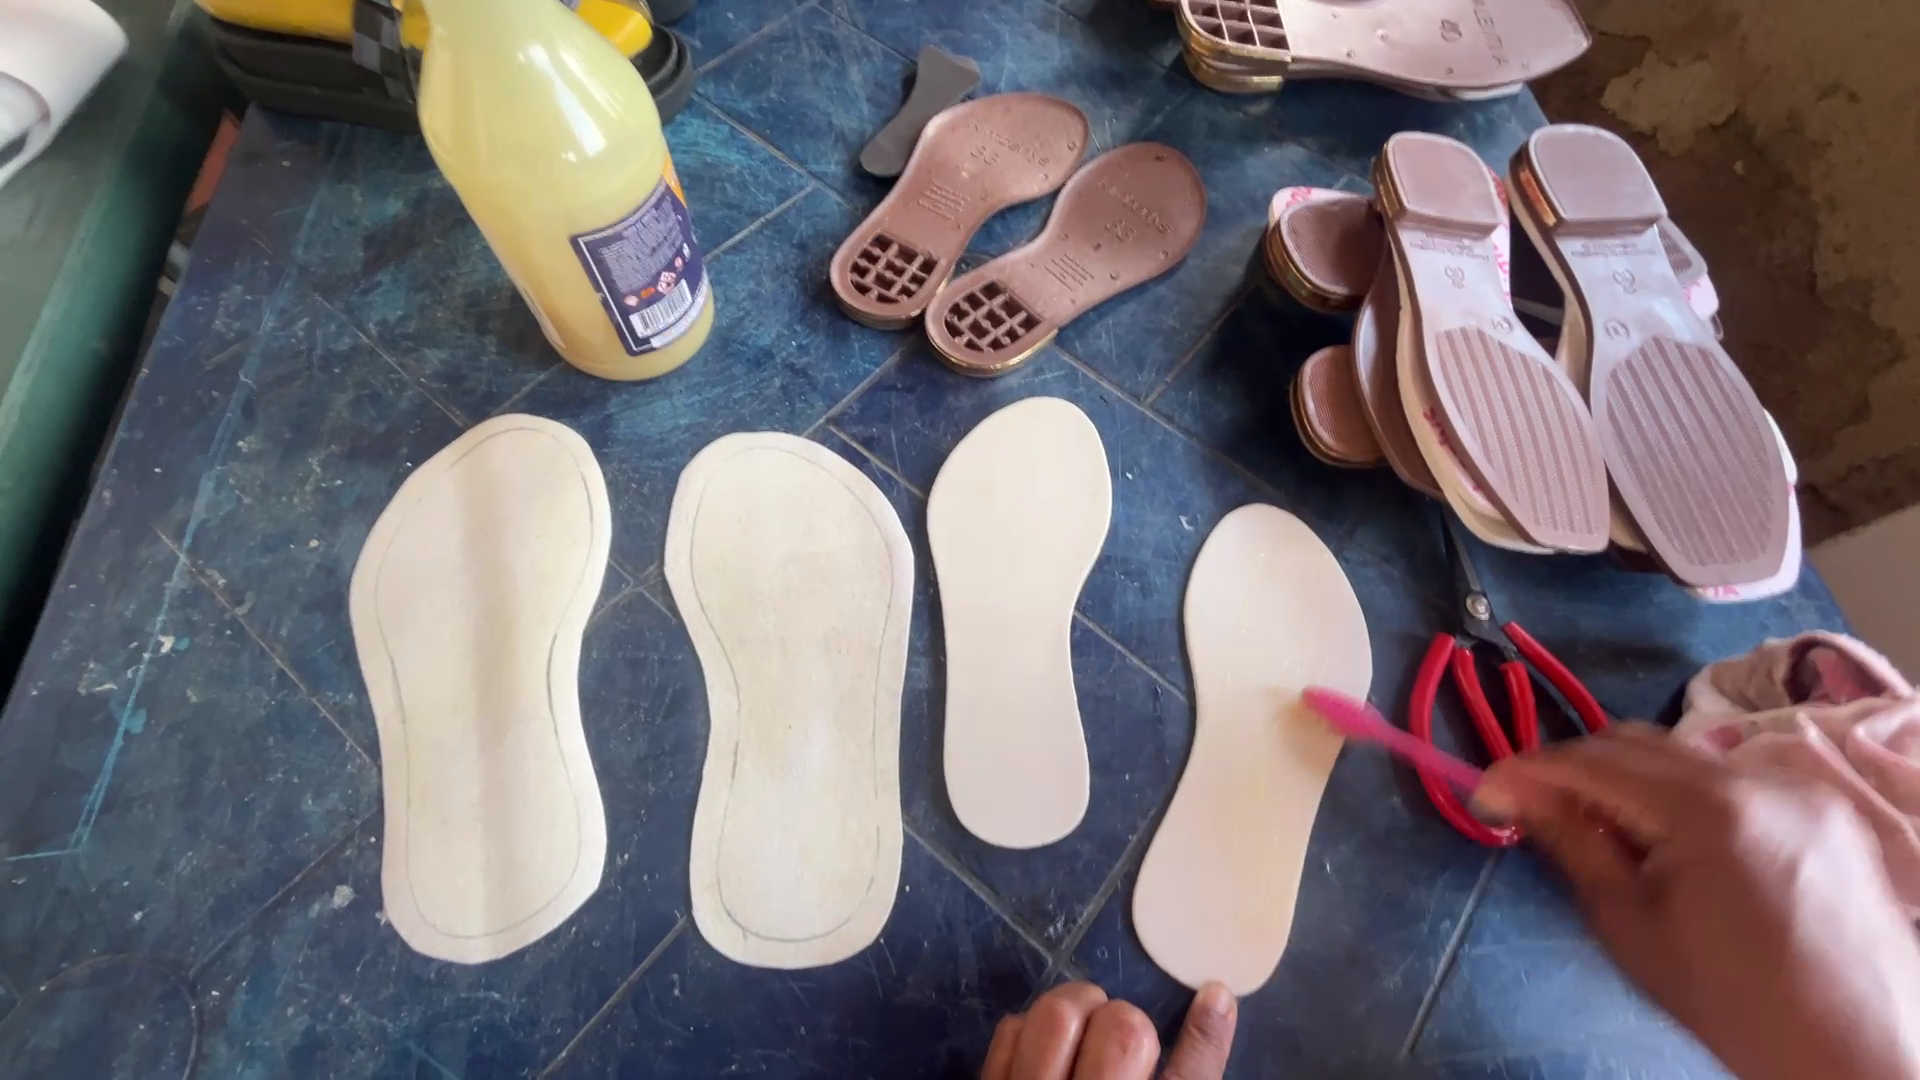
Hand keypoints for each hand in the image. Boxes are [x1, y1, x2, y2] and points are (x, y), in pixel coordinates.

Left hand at [980, 980, 1236, 1079]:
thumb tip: (1201, 1034)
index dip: (1206, 1036)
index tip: (1215, 994)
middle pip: (1123, 1033)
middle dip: (1127, 1023)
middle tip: (1122, 1038)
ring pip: (1057, 1016)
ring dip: (1076, 1006)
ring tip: (1083, 1023)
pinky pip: (1011, 1030)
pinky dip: (1029, 1025)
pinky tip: (1041, 1046)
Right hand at [1475, 724, 1919, 1079]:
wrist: (1869, 1058)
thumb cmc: (1732, 998)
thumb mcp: (1625, 919)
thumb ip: (1565, 836)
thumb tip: (1503, 789)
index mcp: (1707, 809)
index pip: (1585, 761)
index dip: (1521, 771)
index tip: (1482, 793)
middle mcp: (1756, 778)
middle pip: (1625, 741)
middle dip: (1567, 768)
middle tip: (1531, 807)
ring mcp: (1796, 788)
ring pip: (1668, 750)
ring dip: (1616, 774)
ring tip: (1596, 822)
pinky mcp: (1818, 805)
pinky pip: (1715, 770)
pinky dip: (1668, 785)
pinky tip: (1660, 830)